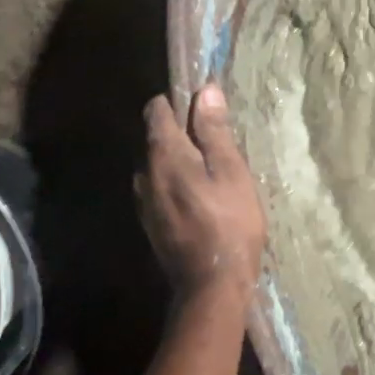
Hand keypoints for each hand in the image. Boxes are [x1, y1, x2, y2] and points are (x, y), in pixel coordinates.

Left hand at [138, 85, 267, 293]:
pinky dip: (176, 180)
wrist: (211, 283)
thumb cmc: (229, 221)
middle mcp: (144, 172)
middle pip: (155, 137)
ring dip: (179, 158)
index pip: (156, 110)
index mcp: (163, 154)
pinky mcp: (150, 221)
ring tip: (211, 166)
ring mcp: (143, 200)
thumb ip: (214, 132)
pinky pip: (159, 186)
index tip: (204, 104)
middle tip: (216, 137)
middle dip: (180, 130)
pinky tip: (201, 194)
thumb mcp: (231, 171)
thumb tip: (205, 91)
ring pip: (157, 164)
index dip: (179, 100)